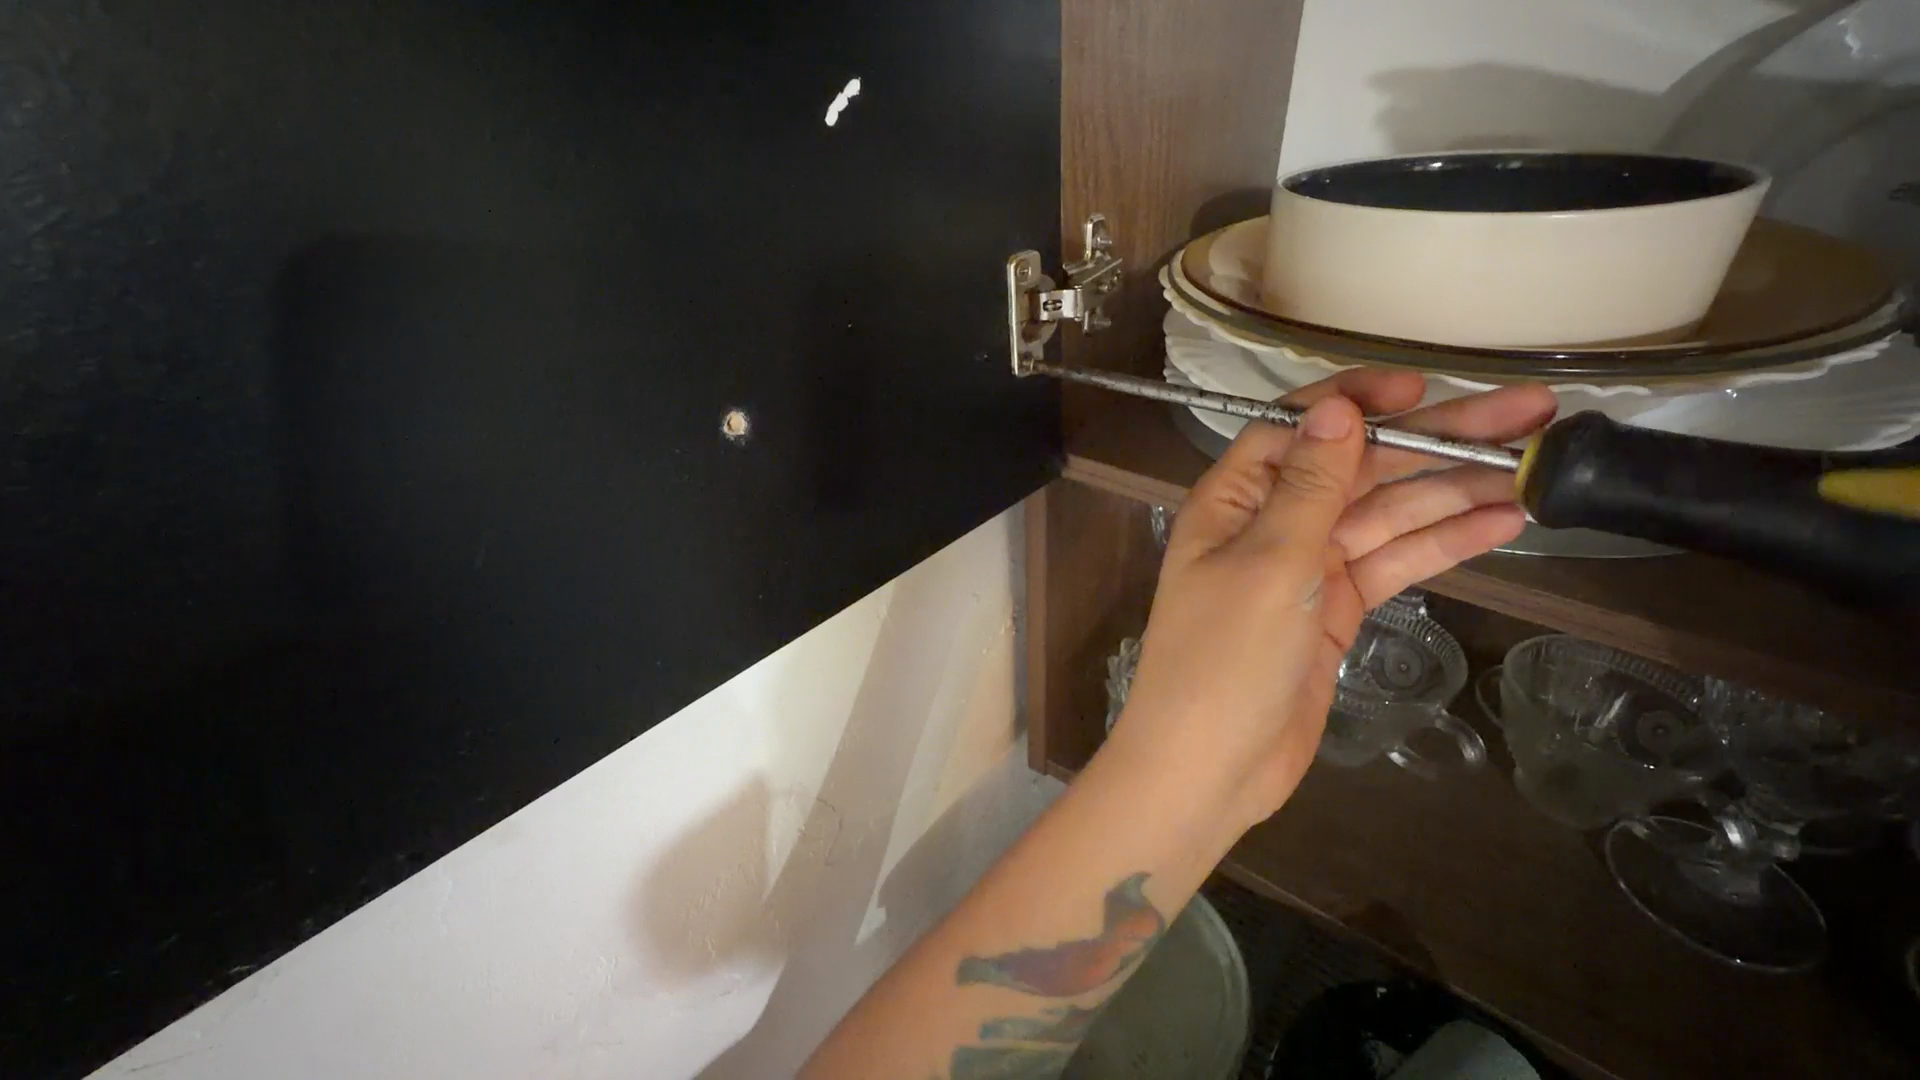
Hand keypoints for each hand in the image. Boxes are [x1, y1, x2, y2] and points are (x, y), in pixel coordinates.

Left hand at [1105, 370, 1556, 827]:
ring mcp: (1305, 569)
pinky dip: (1442, 543)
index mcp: (1233, 501)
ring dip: (1454, 490)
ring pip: (1385, 515)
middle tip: (1526, 411)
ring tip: (1536, 464)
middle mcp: (1267, 525)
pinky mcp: (1334, 610)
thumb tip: (1337, 408)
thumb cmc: (1223, 661)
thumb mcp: (1268, 565)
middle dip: (1433, 440)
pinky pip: (1392, 563)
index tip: (1422, 388)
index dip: (1356, 403)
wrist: (1209, 767)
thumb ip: (1308, 487)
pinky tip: (1505, 521)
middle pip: (1355, 468)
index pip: (1295, 431)